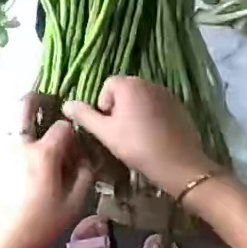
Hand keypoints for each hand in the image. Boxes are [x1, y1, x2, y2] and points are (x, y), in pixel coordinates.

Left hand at [0, 99, 96, 247]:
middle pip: (25, 105)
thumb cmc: (39, 227)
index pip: (63, 126)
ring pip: (15, 125)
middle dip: (39, 97)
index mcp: (42, 152)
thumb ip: (84, 175)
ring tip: (43, 142)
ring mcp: (1, 152)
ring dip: (28, 123)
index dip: (74, 132)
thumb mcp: (72, 204)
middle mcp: (18, 144)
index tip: (78, 145)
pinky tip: (29, 166)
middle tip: (50, 101)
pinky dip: (20, 143)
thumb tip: (86, 158)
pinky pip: (9, 143)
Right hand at [62, 76, 217, 198]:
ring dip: (134, 112)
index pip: (107, 86)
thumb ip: (84, 116)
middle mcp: (148, 82)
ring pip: (141, 99)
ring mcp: (166, 93)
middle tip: (121, 133)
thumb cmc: (138, 146)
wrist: (179, 164)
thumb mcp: (105, 133)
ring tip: (137, 137)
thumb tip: (66, 104)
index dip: (103, 106)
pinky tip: (153, 136)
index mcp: (129, 85)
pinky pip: (157, 106)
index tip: (109, 127)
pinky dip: (151, 116)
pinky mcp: (178, 105)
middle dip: (118, 108)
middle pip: (124, 90)